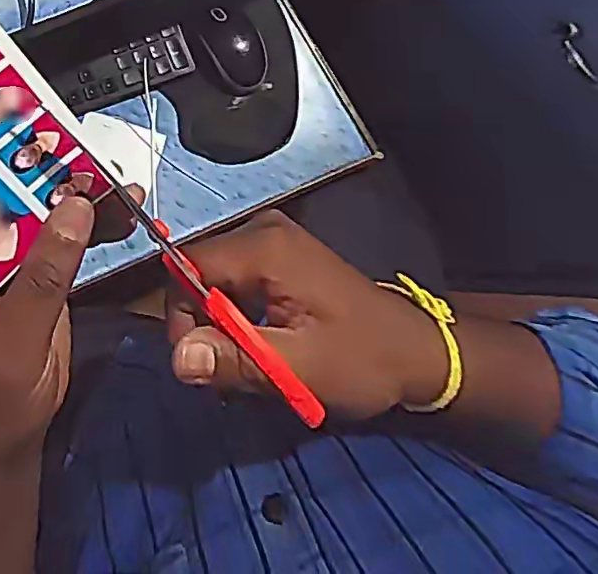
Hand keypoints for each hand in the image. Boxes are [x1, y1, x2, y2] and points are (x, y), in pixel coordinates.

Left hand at [0, 185, 142, 465]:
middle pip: (12, 202)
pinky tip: (119, 215)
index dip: (7, 167)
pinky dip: (90, 230)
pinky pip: (62, 245)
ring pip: (42, 219)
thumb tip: (74, 208)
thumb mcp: (15, 340)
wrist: (4, 448)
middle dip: (53, 178)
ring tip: (117, 185)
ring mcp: (3, 264)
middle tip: (91, 159)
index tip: (44, 144)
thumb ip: (44, 276)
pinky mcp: (31, 277)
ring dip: (79, 201)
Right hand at [166, 210, 447, 419]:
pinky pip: (231, 274)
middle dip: (201, 319)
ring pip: (212, 274)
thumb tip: (178, 359)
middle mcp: (260, 228)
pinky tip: (256, 337)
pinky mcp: (276, 249)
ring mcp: (269, 235)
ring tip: (246, 355)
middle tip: (227, 364)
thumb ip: (236, 359)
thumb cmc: (363, 358)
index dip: (181, 311)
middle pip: (197, 268)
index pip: (187, 265)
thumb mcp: (300, 369)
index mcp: (263, 246)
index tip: (200, 356)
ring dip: (217, 318)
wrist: (419, 350)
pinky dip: (233, 308)